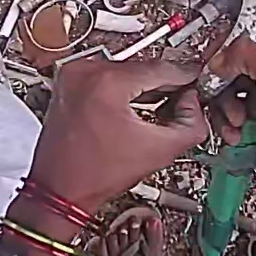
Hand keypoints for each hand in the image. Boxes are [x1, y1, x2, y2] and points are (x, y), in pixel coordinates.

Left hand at [26, 57, 209, 210]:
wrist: (59, 188)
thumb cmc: (94, 174)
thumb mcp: (158, 152)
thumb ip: (190, 125)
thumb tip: (195, 106)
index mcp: (106, 82)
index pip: (159, 68)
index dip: (184, 77)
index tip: (196, 82)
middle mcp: (86, 71)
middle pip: (141, 67)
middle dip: (165, 83)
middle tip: (184, 99)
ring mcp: (74, 75)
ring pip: (124, 70)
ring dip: (144, 86)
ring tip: (160, 106)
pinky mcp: (68, 82)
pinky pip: (106, 76)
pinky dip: (123, 88)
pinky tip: (136, 106)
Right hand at [206, 29, 255, 245]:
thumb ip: (250, 55)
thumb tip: (223, 55)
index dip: (236, 43)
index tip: (225, 59)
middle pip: (234, 60)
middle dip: (227, 80)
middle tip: (232, 92)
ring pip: (226, 86)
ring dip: (226, 106)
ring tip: (241, 119)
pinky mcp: (255, 115)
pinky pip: (227, 110)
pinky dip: (228, 122)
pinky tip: (240, 132)